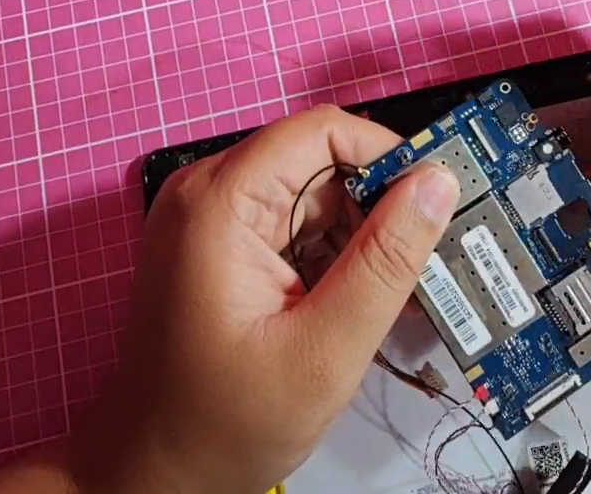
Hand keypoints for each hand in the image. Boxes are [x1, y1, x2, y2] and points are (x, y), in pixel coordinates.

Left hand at [59, 107, 459, 493]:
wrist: (153, 474)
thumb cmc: (224, 423)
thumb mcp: (324, 350)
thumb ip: (385, 262)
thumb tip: (436, 185)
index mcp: (221, 199)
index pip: (322, 131)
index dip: (384, 155)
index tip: (430, 202)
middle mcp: (209, 189)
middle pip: (318, 159)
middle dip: (373, 205)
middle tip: (412, 263)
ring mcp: (210, 213)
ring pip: (311, 190)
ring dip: (354, 234)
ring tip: (380, 294)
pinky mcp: (218, 237)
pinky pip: (291, 218)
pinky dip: (328, 249)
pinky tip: (345, 297)